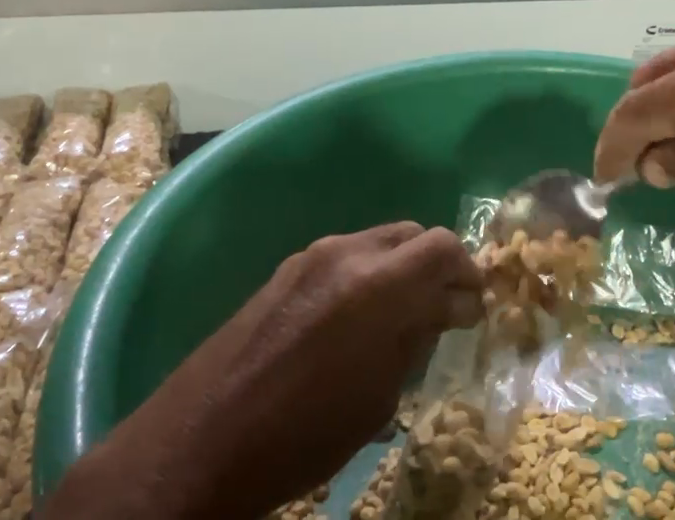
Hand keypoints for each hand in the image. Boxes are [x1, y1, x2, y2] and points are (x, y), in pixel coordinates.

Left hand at [47, 222, 483, 519]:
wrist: (201, 441)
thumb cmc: (302, 434)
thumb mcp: (378, 397)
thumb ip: (417, 339)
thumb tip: (446, 309)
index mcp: (378, 285)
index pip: (444, 248)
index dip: (468, 272)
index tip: (473, 306)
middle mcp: (346, 254)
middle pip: (412, 235)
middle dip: (436, 266)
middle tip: (444, 308)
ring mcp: (310, 257)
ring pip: (377, 242)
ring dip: (400, 270)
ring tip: (402, 317)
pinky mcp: (284, 271)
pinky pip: (344, 257)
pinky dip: (368, 275)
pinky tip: (359, 320)